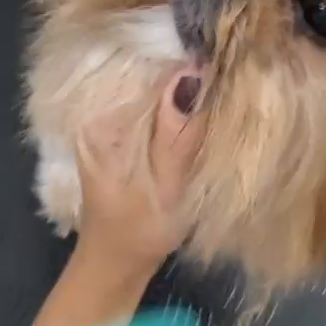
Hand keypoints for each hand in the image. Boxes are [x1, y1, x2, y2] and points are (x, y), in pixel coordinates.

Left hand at [72, 66, 207, 277]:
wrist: (114, 266)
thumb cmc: (139, 234)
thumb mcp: (167, 188)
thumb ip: (178, 135)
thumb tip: (193, 75)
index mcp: (100, 124)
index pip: (144, 72)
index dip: (184, 62)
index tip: (223, 59)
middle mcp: (96, 114)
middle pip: (146, 76)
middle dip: (185, 74)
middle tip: (229, 71)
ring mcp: (105, 123)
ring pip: (151, 90)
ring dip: (183, 89)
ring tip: (220, 83)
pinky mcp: (118, 134)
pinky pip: (149, 106)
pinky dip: (174, 106)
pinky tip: (198, 106)